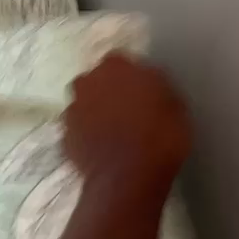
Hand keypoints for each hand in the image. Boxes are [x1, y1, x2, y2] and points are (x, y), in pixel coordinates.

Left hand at [62, 53, 191, 190]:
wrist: (127, 177)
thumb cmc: (160, 137)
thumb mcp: (175, 104)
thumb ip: (155, 86)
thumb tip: (147, 83)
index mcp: (115, 67)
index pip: (119, 61)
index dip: (130, 77)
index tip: (141, 91)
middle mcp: (86, 82)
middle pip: (95, 82)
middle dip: (107, 92)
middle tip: (127, 111)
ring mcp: (71, 110)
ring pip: (83, 106)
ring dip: (94, 113)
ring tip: (113, 133)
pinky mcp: (64, 137)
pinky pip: (77, 131)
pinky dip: (86, 136)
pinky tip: (102, 150)